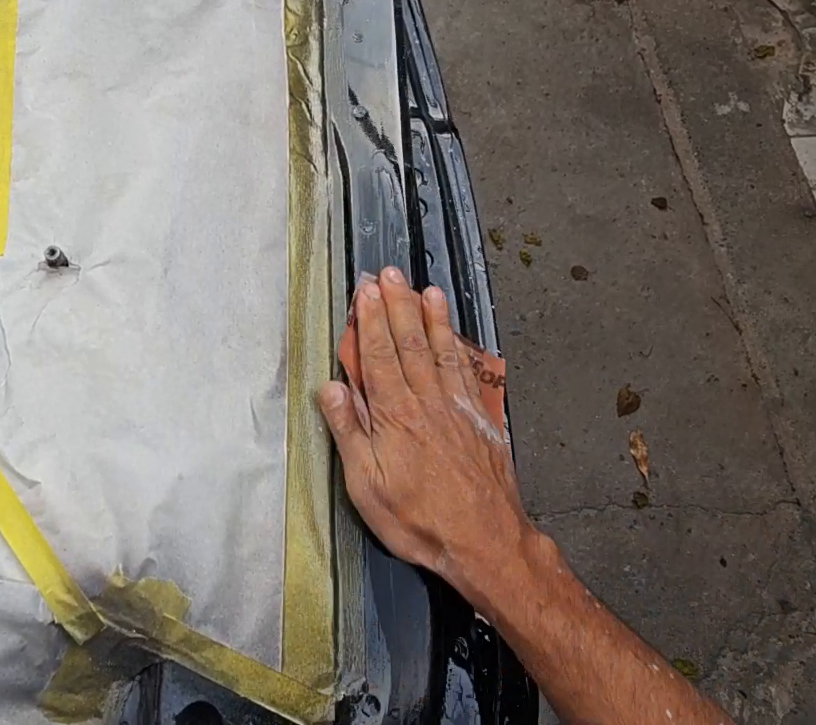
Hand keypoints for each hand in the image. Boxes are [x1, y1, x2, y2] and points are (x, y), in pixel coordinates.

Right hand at [318, 267, 533, 591]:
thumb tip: (330, 388)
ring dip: (429, 315)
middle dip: (396, 304)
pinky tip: (453, 328)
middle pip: (409, 342)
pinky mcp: (480, 418)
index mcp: (394, 416)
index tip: (364, 291)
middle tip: (388, 273)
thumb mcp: (366, 486)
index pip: (378, 356)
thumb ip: (349, 432)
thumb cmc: (418, 519)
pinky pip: (466, 370)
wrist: (485, 542)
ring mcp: (456, 406)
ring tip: (422, 287)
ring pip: (440, 349)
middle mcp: (426, 401)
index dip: (369, 321)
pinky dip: (458, 343)